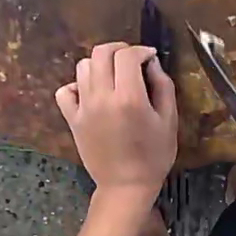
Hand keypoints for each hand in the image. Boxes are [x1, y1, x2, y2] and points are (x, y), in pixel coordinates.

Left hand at [55, 42, 178, 204]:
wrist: (125, 186)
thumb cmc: (153, 156)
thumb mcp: (169, 120)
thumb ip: (163, 87)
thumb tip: (152, 63)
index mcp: (129, 98)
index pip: (128, 55)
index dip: (141, 50)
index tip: (149, 57)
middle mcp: (102, 98)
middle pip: (101, 53)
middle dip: (119, 49)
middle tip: (131, 60)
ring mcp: (84, 108)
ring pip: (83, 67)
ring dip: (99, 64)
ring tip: (113, 76)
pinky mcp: (72, 119)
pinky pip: (65, 91)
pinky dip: (76, 85)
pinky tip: (91, 93)